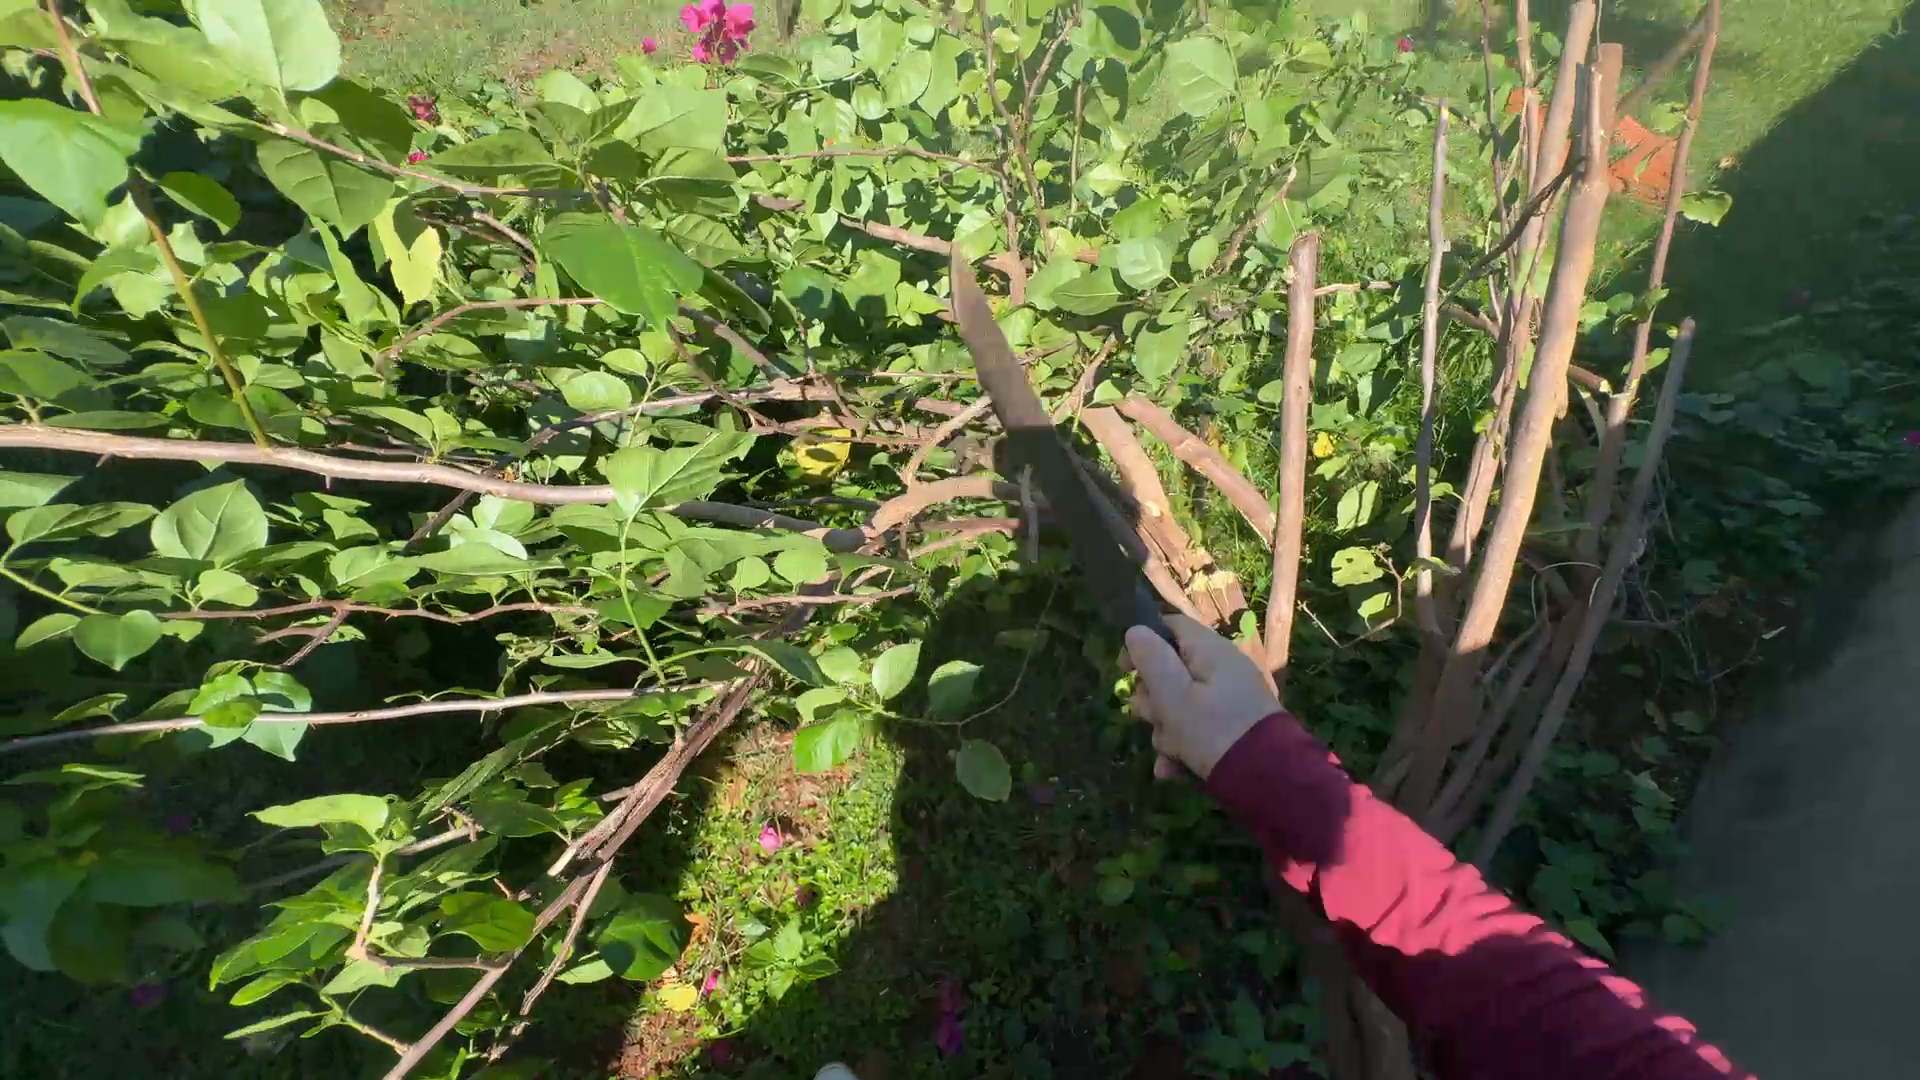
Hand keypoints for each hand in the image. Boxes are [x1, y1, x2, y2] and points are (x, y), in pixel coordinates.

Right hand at [1124, 614, 1281, 778]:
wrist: (1270, 782)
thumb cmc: (1214, 731)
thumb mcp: (1173, 695)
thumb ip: (1151, 660)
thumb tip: (1135, 631)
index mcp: (1210, 651)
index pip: (1170, 626)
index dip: (1142, 643)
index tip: (1125, 670)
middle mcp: (1221, 669)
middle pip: (1171, 670)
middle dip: (1152, 698)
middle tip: (1151, 717)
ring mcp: (1230, 699)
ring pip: (1180, 704)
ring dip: (1165, 729)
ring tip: (1168, 753)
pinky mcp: (1234, 726)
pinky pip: (1197, 727)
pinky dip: (1182, 746)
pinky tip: (1172, 769)